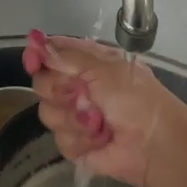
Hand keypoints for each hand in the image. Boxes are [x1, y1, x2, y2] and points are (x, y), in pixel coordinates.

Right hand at [23, 30, 183, 186]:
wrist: (153, 144)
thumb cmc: (135, 98)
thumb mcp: (103, 68)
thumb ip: (67, 57)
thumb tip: (36, 42)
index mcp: (86, 62)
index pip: (50, 53)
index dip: (38, 55)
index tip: (33, 61)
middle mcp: (77, 86)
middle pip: (42, 84)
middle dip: (60, 90)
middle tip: (82, 94)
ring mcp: (74, 116)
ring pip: (48, 113)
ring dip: (73, 118)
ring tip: (98, 121)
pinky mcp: (76, 144)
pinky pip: (60, 139)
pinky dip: (81, 140)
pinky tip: (100, 138)